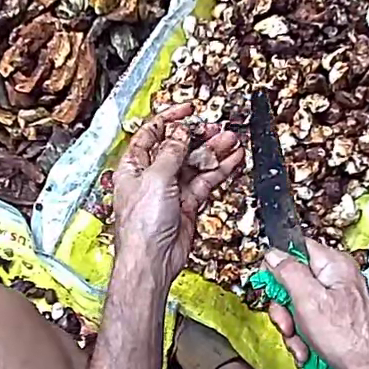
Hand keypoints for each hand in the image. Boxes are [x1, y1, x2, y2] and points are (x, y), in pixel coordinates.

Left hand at [111, 103, 242, 285]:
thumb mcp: (155, 178)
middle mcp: (152, 177)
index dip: (170, 118)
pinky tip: (233, 160)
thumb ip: (171, 152)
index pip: (152, 134)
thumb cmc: (141, 226)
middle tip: (216, 127)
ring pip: (195, 164)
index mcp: (134, 166)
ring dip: (213, 151)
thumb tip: (181, 132)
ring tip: (231, 139)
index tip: (188, 108)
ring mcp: (170, 191)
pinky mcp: (187, 205)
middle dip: (197, 136)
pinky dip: (220, 170)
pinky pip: (205, 182)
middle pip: (177, 148)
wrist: (152, 260)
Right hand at [263, 239, 368, 368]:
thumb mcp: (308, 299)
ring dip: (292, 329)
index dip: (279, 265)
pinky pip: (308, 324)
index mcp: (334, 265)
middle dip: (285, 308)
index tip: (270, 285)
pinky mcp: (335, 322)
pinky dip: (303, 340)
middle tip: (288, 324)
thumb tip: (273, 254)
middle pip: (294, 281)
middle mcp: (337, 280)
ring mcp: (336, 302)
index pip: (298, 248)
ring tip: (302, 345)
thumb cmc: (347, 339)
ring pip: (297, 307)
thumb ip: (289, 271)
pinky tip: (308, 352)